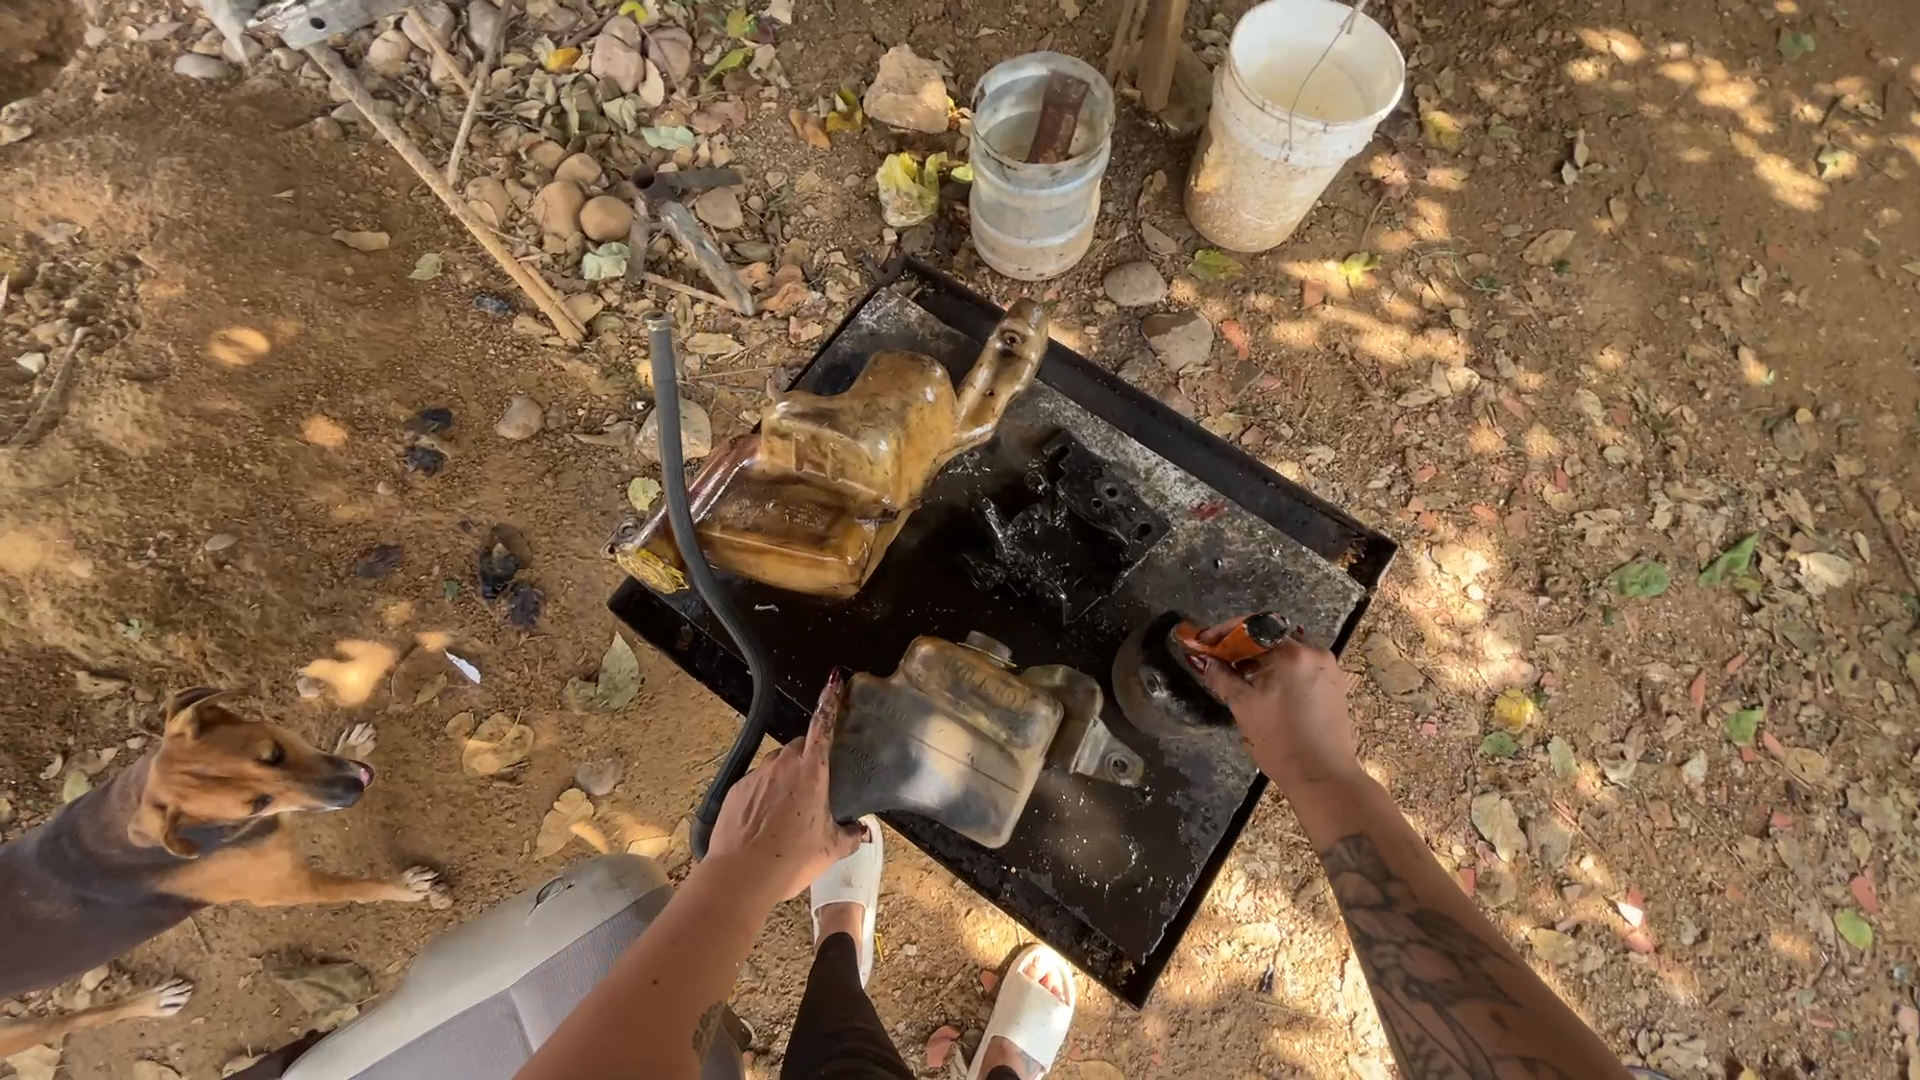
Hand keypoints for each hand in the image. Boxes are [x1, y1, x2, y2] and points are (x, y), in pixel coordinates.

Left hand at [705, 670, 862, 904]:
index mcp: (811, 771)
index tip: (834, 680)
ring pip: (776, 765)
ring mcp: (757, 775)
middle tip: (815, 787)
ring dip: (785, 778)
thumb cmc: (791, 859)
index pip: (823, 725)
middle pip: (799, 747)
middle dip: (808, 758)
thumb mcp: (830, 850)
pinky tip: (766, 822)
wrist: (740, 876)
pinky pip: (756, 783)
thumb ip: (849, 835)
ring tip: (788, 811)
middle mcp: (783, 765)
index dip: (830, 701)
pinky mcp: (737, 790)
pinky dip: (764, 795)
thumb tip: (860, 830)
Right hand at [1184, 623, 1360, 792]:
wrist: (1323, 776)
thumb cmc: (1280, 740)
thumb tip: (1202, 660)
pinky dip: (1277, 668)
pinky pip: (1299, 665)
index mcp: (1292, 654)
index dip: (1222, 632)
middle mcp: (1314, 653)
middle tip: (1216, 657)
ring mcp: (1327, 668)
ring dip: (1258, 656)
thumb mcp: (1243, 706)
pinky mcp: (1332, 684)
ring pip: (1284, 650)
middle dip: (1240, 644)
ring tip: (1236, 672)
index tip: (1202, 642)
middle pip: (1270, 635)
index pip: (1252, 627)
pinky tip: (1262, 684)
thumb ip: (1221, 676)